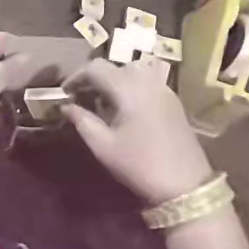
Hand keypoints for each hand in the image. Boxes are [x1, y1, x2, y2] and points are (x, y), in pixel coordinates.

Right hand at [61, 61, 213, 204]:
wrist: (185, 183)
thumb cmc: (139, 164)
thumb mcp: (103, 146)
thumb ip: (82, 121)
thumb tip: (66, 106)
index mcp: (128, 88)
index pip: (96, 68)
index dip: (76, 77)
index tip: (64, 94)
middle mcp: (147, 81)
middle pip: (115, 66)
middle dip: (94, 78)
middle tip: (80, 98)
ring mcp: (164, 89)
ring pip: (134, 70)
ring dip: (114, 80)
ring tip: (102, 101)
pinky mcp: (173, 100)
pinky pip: (148, 81)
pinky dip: (131, 86)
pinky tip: (124, 108)